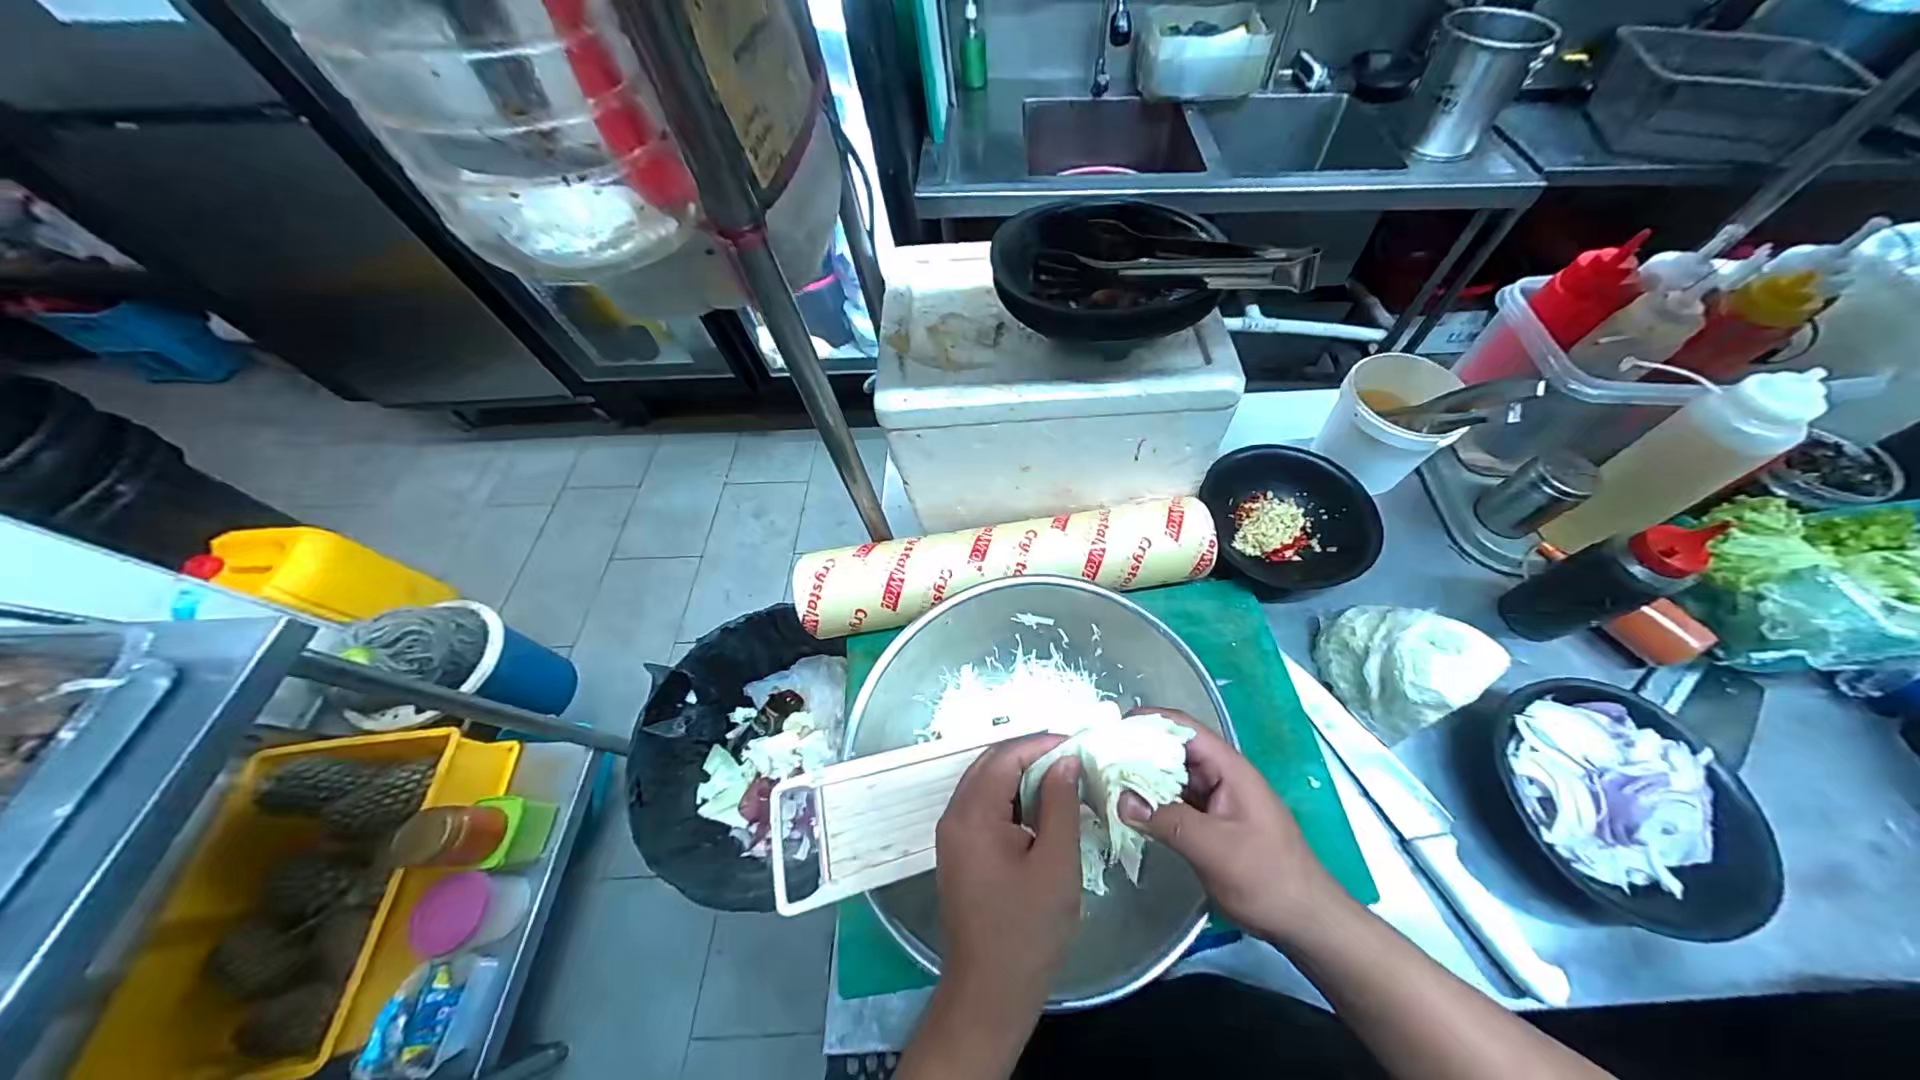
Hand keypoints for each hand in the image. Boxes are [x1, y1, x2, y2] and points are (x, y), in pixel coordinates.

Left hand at [934, 734, 1082, 1011]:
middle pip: (990, 764)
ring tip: (1064, 781)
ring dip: (1022, 776)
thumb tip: (1065, 761)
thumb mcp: (1056, 864)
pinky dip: (1012, 799)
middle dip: (1031, 755)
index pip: (1004, 756)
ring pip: (986, 784)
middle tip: (1073, 760)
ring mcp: (952, 834)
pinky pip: (984, 807)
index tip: (1077, 744)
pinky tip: (1041, 809)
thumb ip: (1060, 804)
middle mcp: (954, 816)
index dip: (1041, 744)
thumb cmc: (1027, 931)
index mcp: (972, 815)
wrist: (989, 992)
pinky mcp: (959, 850)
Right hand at [1119, 707, 1349, 945]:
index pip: (1184, 729)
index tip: (1112, 730)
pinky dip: (1153, 802)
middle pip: (1175, 751)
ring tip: (1105, 780)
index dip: (1148, 722)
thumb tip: (1120, 799)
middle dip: (1139, 750)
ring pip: (1173, 777)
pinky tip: (1129, 809)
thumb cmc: (1267, 878)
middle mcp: (1222, 777)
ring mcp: (1218, 801)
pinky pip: (1177, 802)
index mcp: (1229, 769)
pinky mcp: (1212, 824)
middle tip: (1100, 758)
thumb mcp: (1214, 848)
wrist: (1308, 923)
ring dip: (1143, 777)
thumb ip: (1166, 820)